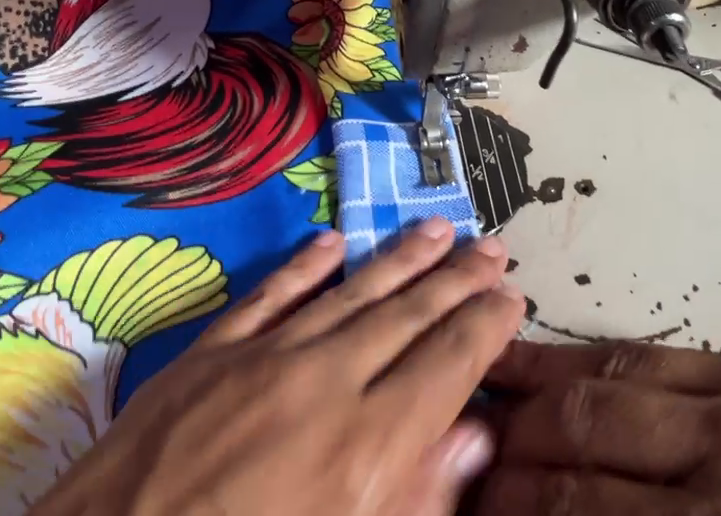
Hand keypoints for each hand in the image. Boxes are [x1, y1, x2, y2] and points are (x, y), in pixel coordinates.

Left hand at [32, 219, 524, 515]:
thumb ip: (416, 497)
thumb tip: (472, 437)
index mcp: (367, 446)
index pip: (446, 364)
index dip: (485, 326)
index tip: (511, 298)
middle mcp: (325, 383)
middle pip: (408, 315)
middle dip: (457, 279)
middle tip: (492, 247)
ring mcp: (263, 359)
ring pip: (350, 291)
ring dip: (399, 259)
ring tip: (437, 230)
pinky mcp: (209, 353)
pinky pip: (270, 296)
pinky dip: (304, 266)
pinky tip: (333, 242)